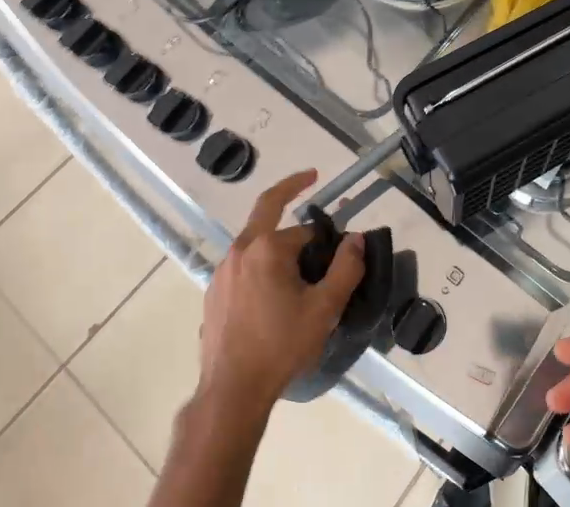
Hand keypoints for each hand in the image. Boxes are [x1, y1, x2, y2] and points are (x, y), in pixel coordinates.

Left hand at [198, 170, 366, 408]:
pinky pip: (242, 266)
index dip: (325, 239)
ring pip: (254, 243)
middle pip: (266, 211)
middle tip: (309, 178)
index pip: (304, 230)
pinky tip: (272, 292)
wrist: (232, 391)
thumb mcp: (324, 308)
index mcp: (266, 248)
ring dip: (276, 241)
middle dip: (289, 190)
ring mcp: (221, 272)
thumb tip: (356, 238)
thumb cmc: (281, 346)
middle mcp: (239, 250)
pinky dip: (260, 264)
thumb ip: (345, 268)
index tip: (342, 250)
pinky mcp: (213, 294)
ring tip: (298, 263)